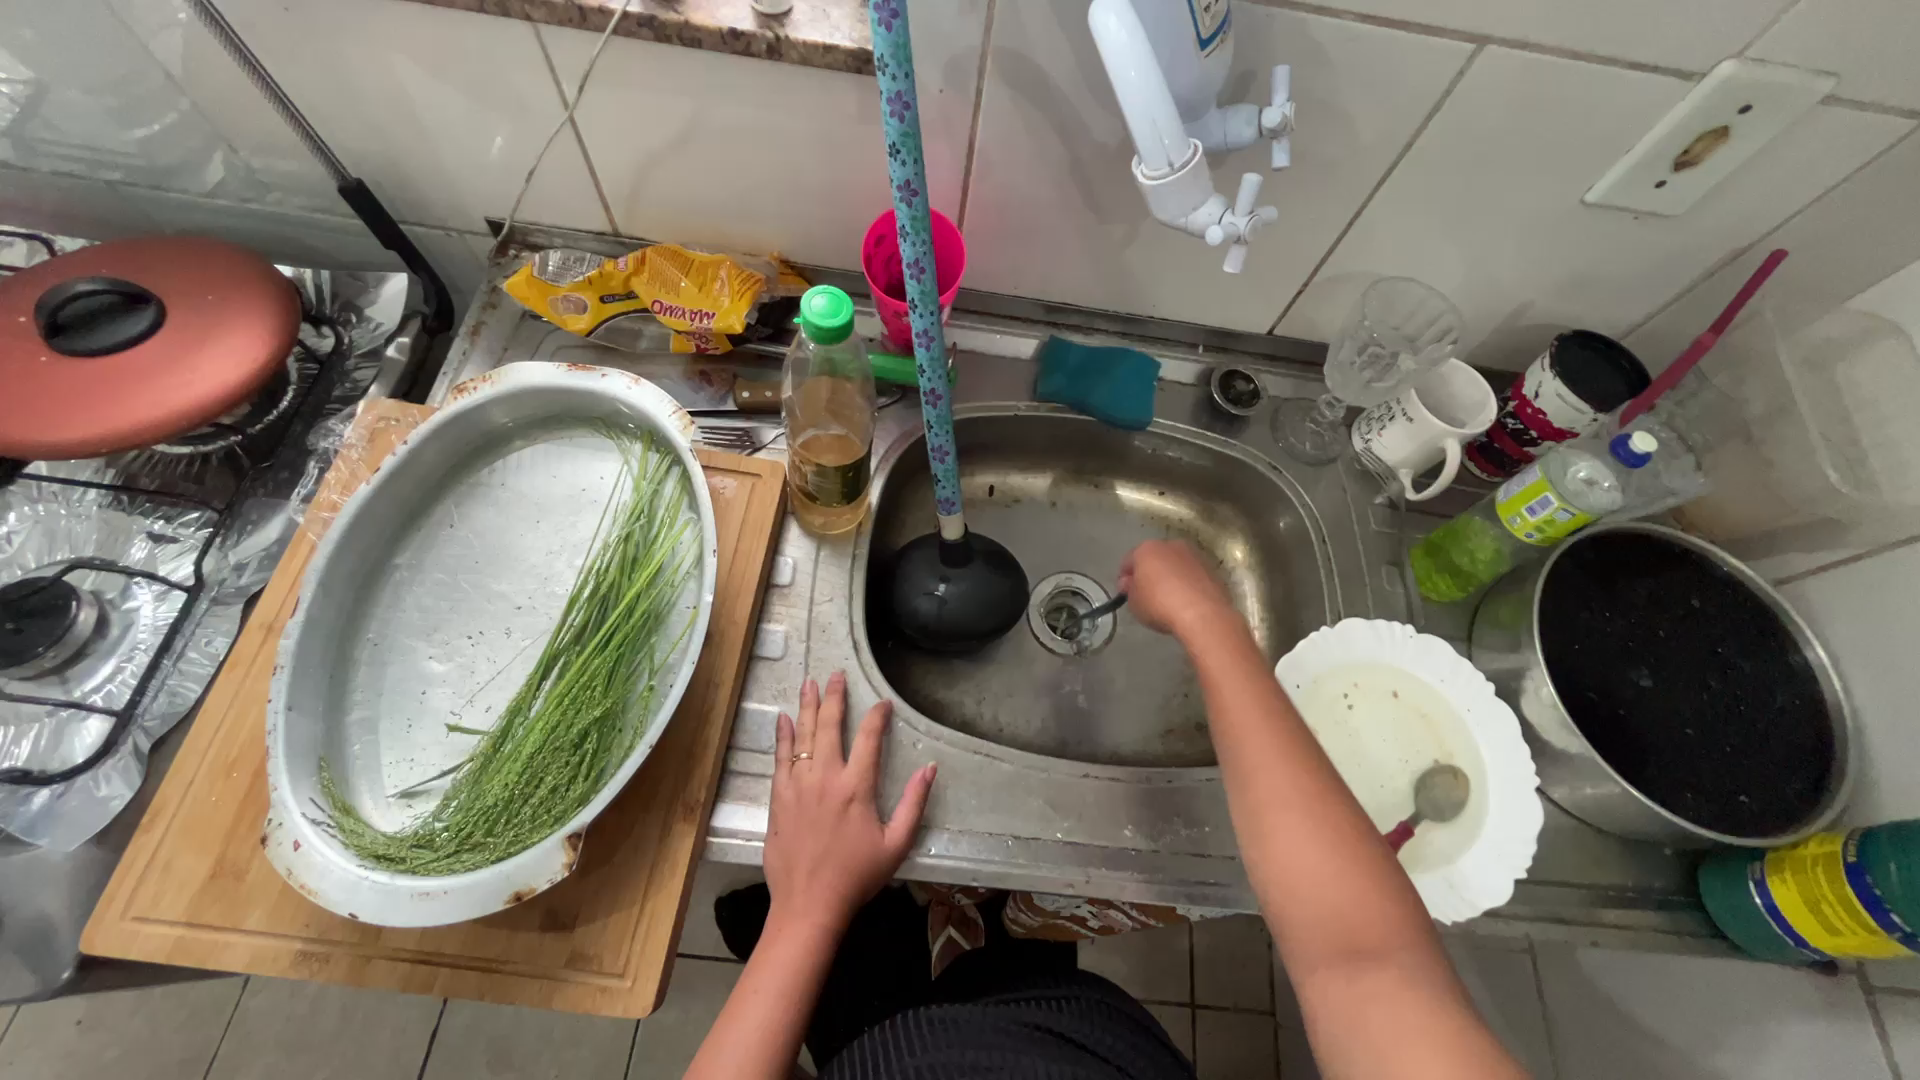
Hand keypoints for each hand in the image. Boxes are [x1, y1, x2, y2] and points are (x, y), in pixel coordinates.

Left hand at [766, 671, 935, 934]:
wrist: (809, 905)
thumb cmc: (856, 876)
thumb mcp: (897, 844)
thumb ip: (914, 803)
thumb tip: (929, 768)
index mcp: (856, 787)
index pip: (868, 737)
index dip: (877, 716)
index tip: (883, 702)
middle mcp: (825, 777)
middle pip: (829, 726)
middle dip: (834, 697)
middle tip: (835, 674)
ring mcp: (798, 786)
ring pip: (802, 736)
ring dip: (806, 707)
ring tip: (809, 683)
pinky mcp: (779, 799)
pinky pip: (780, 758)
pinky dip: (782, 736)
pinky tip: (783, 719)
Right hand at [1118, 540, 1234, 640]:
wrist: (1202, 613)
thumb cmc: (1159, 604)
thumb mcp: (1134, 602)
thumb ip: (1129, 589)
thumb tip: (1130, 583)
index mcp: (1147, 549)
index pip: (1129, 560)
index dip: (1124, 577)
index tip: (1125, 593)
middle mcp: (1172, 545)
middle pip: (1155, 559)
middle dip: (1149, 573)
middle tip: (1146, 594)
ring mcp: (1194, 556)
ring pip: (1176, 565)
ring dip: (1170, 577)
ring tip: (1168, 599)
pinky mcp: (1212, 570)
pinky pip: (1192, 576)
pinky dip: (1187, 585)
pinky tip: (1185, 602)